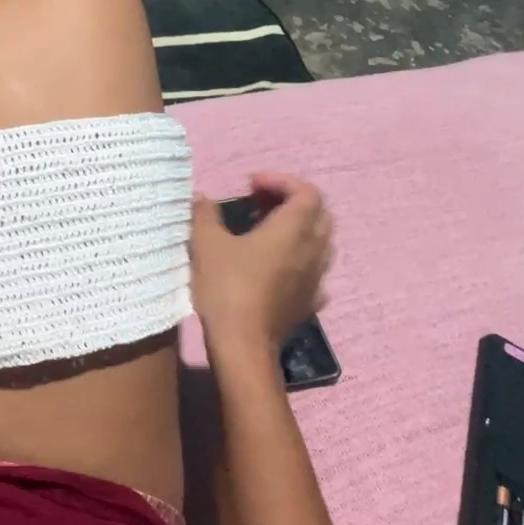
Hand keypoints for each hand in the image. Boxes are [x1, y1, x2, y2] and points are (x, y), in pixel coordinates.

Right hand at [189, 173, 333, 354]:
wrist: (243, 343)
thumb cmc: (226, 286)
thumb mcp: (205, 243)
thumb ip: (205, 214)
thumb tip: (202, 198)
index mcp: (292, 230)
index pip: (306, 191)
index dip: (281, 181)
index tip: (251, 184)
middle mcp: (313, 250)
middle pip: (320, 214)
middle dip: (292, 201)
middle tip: (260, 203)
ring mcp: (316, 279)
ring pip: (321, 242)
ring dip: (299, 230)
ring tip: (267, 233)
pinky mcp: (310, 302)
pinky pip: (315, 272)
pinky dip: (300, 260)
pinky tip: (278, 268)